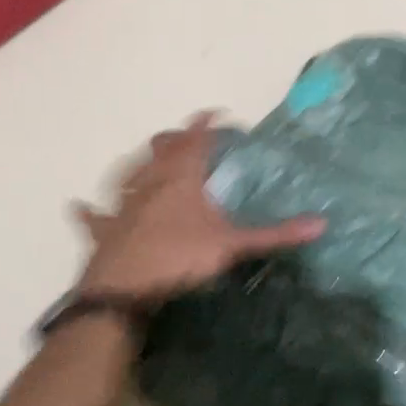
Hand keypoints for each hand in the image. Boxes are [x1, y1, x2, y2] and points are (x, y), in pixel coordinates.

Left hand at [74, 112, 325, 301]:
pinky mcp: (103, 232)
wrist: (121, 292)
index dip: (204, 126)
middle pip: (159, 152)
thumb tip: (323, 224)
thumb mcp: (234, 246)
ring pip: (127, 176)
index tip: (216, 113)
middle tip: (188, 139)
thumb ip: (276, 235)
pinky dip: (90, 210)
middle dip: (173, 140)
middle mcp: (149, 186)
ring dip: (138, 165)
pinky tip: (81, 206)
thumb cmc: (179, 259)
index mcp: (181, 182)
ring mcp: (122, 208)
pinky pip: (94, 216)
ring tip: (147, 161)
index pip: (194, 143)